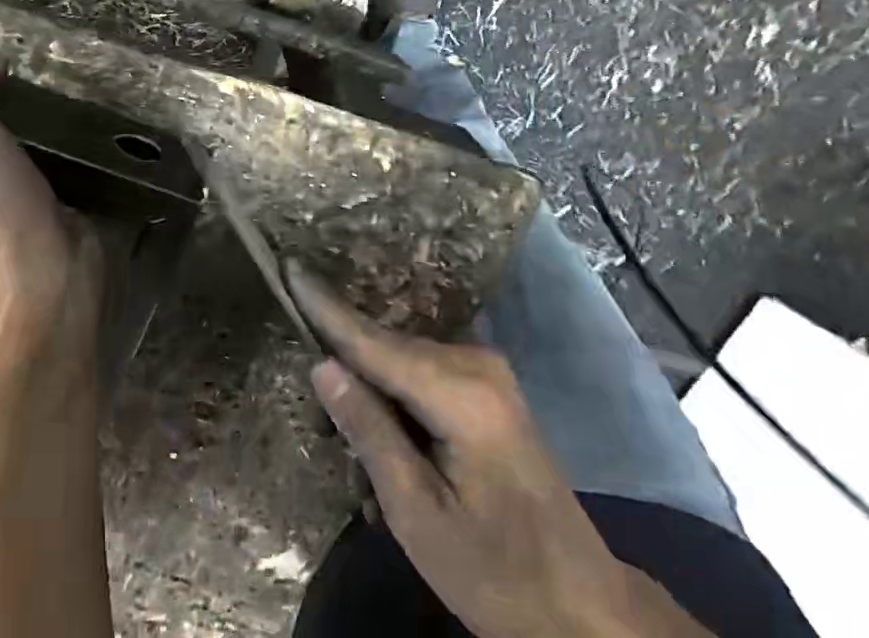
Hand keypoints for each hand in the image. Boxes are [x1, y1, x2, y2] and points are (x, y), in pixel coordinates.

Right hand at [287, 266, 709, 637]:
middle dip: (338, 340)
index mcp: (462, 397)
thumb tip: (322, 365)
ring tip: (323, 377)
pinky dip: (388, 377)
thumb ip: (370, 432)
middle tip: (294, 335)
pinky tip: (368, 398)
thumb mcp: (417, 513)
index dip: (326, 308)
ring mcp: (489, 373)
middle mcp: (478, 367)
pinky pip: (421, 366)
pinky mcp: (489, 386)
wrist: (580, 602)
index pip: (375, 343)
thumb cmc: (494, 570)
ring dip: (363, 364)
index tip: (288, 266)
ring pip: (402, 353)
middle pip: (387, 344)